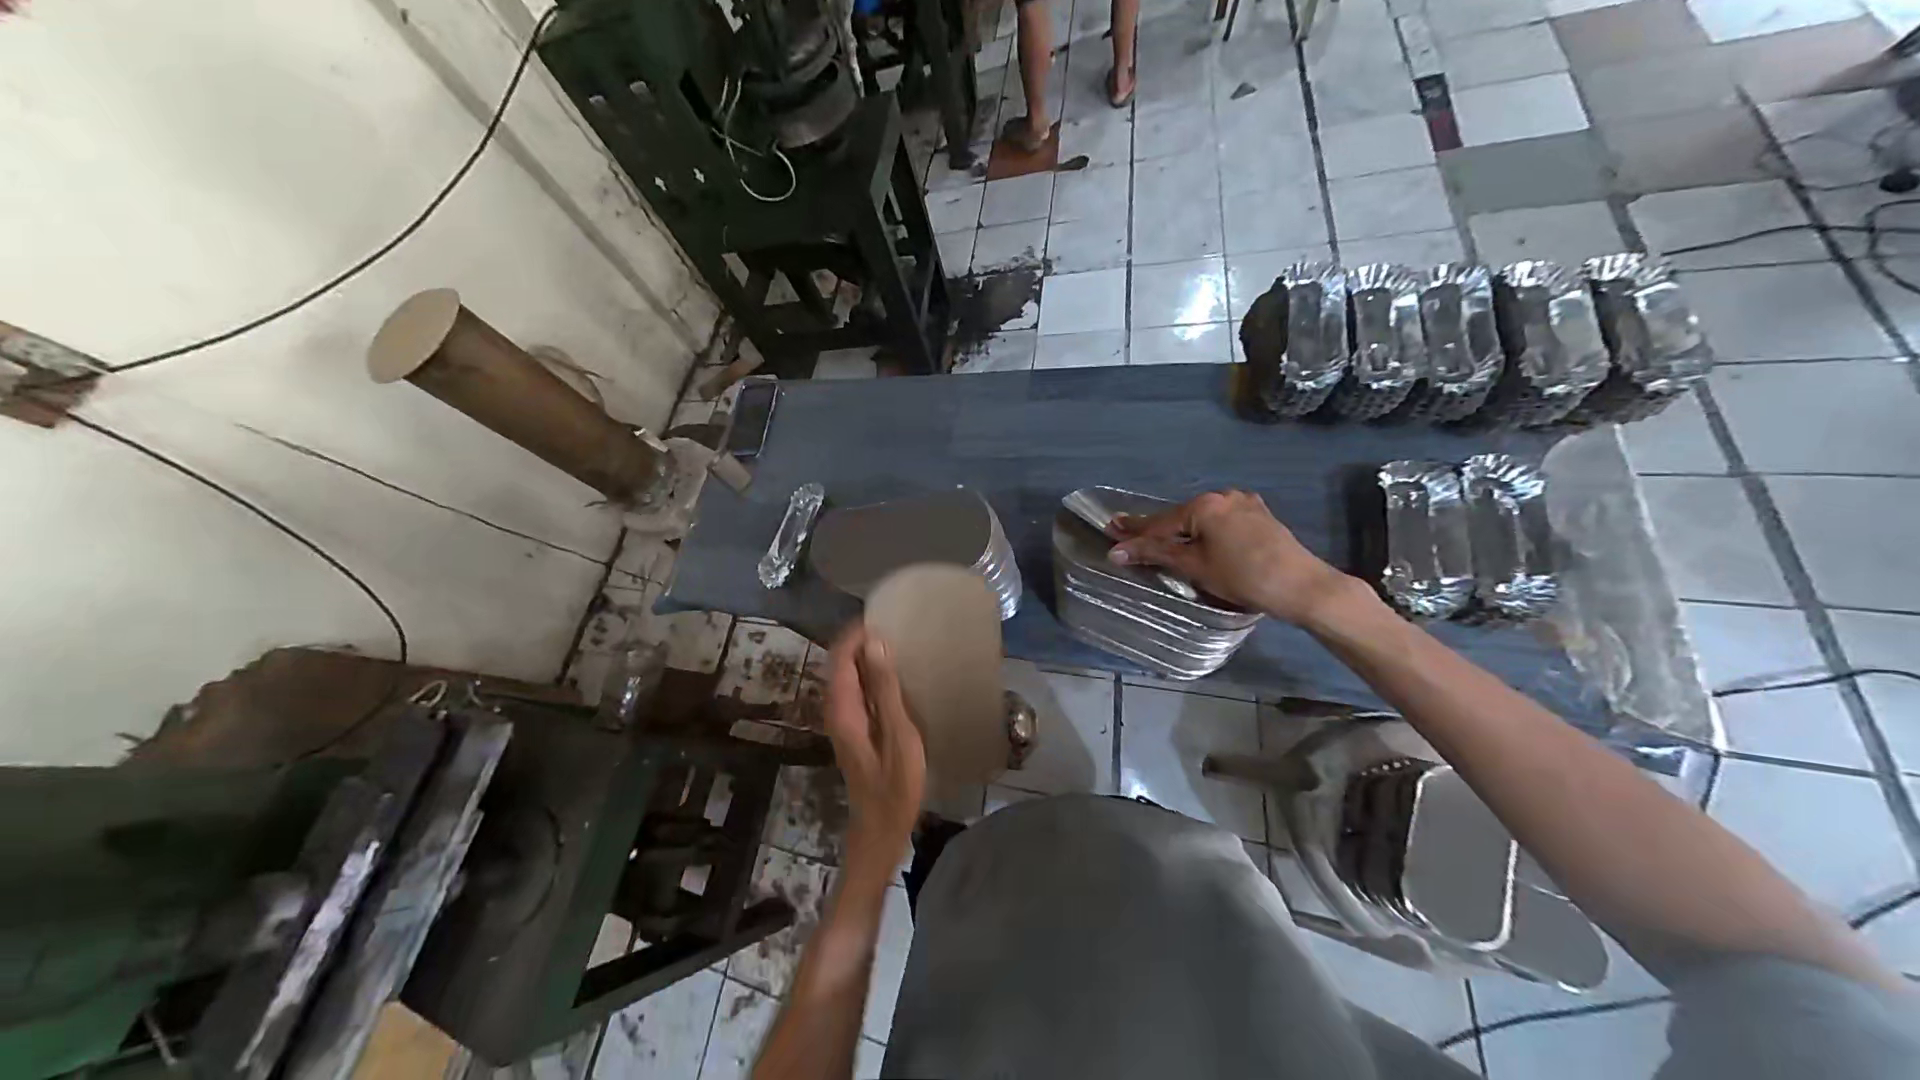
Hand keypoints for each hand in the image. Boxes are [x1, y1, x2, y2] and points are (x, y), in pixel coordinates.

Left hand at [823, 623, 926, 868]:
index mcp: (843, 707)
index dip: (858, 633)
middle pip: (841, 662)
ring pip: (849, 675)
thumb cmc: (894, 784)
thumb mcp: (897, 734)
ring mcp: (843, 719)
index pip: (841, 656)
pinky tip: (896, 675)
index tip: (886, 616)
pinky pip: (857, 689)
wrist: (880, 828)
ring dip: (867, 656)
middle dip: (862, 640)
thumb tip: (875, 644)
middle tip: (897, 624)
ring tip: (899, 642)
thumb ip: (885, 689)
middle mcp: (836, 709)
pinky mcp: (854, 728)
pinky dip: (872, 675)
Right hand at [1107, 489, 1359, 625]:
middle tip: (1132, 538)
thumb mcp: (1194, 566)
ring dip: (1183, 532)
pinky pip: (1222, 522)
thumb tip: (1116, 551)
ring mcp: (1246, 504)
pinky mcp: (1261, 516)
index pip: (1160, 521)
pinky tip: (1201, 542)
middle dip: (1159, 530)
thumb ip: (1155, 554)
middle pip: (1181, 517)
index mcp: (1205, 504)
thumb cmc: (1243, 577)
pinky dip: (1206, 532)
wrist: (1302, 587)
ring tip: (1164, 544)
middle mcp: (1225, 496)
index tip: (1110, 528)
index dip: (1134, 530)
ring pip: (1203, 519)